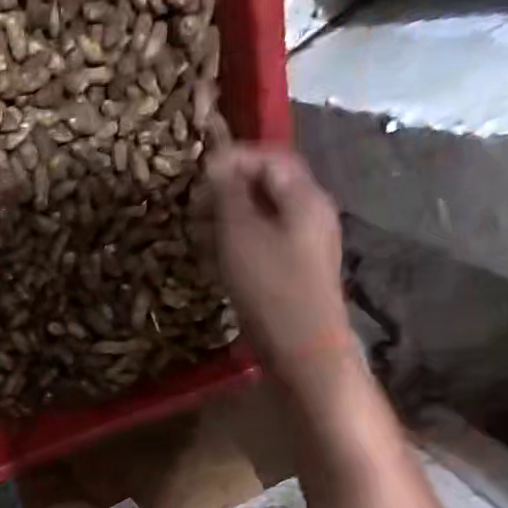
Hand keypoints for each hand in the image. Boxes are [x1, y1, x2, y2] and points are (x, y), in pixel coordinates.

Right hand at [206, 145, 349, 377]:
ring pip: (266, 216)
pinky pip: (266, 242)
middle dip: (230, 188)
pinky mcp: (296, 272)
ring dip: (231, 216)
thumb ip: (228, 194)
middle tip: (194, 202)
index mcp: (305, 198)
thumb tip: (217, 163)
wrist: (302, 350)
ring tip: (198, 229)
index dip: (235, 157)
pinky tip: (216, 256)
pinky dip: (239, 240)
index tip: (198, 171)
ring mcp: (306, 246)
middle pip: (270, 186)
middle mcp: (312, 215)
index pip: (271, 158)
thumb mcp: (240, 234)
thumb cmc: (270, 287)